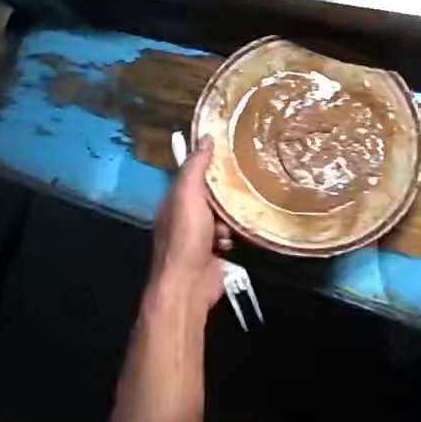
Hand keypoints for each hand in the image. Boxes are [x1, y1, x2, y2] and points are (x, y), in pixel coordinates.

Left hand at [150, 135, 226, 312]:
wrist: (189, 284)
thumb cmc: (186, 236)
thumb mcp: (187, 194)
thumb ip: (195, 167)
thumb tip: (206, 138)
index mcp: (174, 199)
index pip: (192, 173)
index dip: (208, 161)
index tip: (231, 149)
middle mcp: (184, 214)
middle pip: (210, 193)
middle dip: (226, 190)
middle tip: (246, 180)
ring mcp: (198, 235)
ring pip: (222, 214)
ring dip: (231, 215)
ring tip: (237, 214)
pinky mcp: (213, 252)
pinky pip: (229, 235)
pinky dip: (233, 235)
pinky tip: (234, 237)